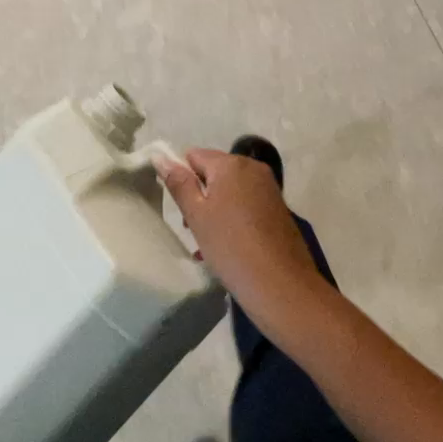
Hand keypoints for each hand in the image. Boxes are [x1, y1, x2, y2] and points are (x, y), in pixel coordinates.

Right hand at [155, 148, 329, 327]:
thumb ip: (179, 184)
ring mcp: (269, 188)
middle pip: (214, 172)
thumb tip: (161, 157)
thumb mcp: (197, 216)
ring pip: (230, 191)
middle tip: (191, 228)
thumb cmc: (231, 247)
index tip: (179, 208)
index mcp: (232, 164)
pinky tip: (227, 246)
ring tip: (207, 243)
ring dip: (215, 210)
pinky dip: (233, 218)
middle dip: (199, 196)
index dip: (182, 178)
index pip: (194, 156)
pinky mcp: (278, 208)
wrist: (281, 285)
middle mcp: (253, 168)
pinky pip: (246, 204)